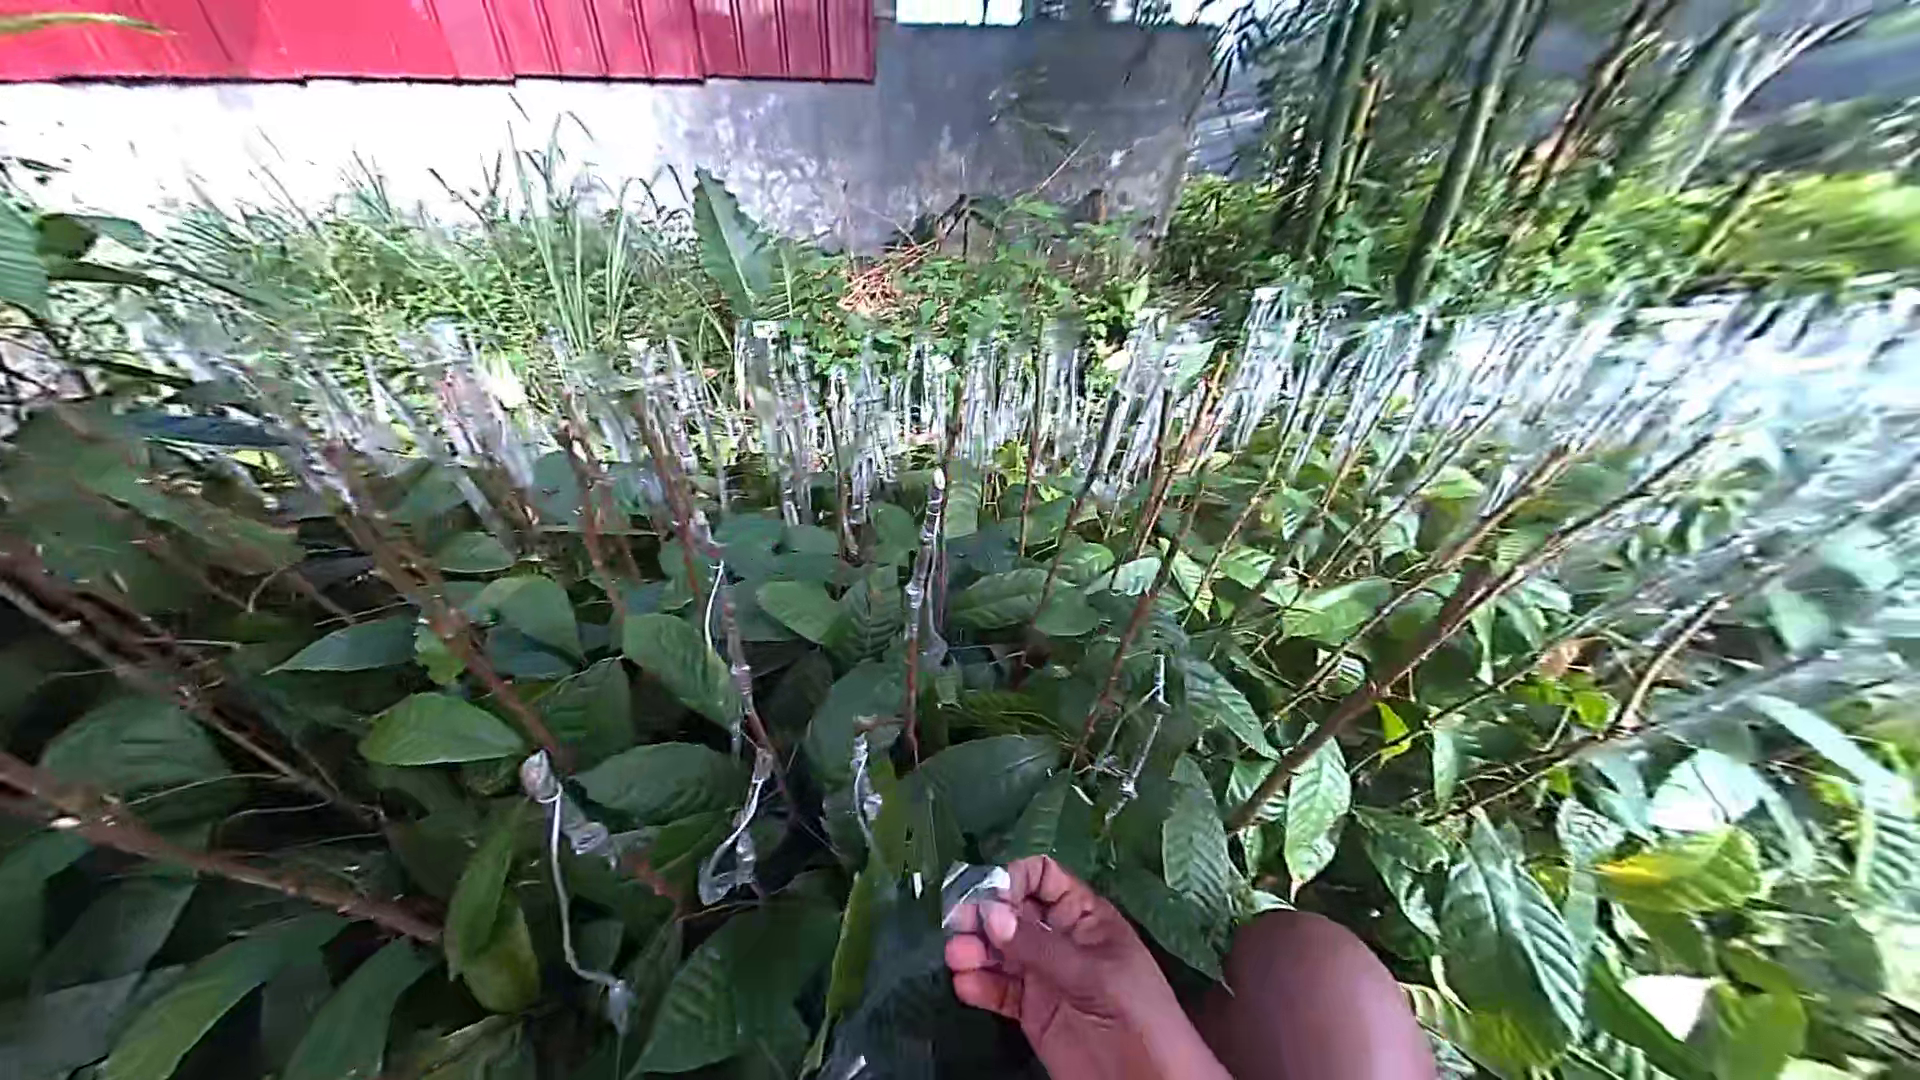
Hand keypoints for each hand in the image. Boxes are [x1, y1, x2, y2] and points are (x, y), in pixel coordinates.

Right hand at [944, 856, 1231, 1079]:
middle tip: (958, 924)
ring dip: (976, 949)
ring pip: (1001, 950)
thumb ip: (1041, 947)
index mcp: (1083, 913)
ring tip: (957, 956)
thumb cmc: (1138, 1015)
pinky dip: (980, 985)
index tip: (990, 894)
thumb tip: (991, 913)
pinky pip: (1000, 990)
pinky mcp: (1032, 1010)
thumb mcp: (1094, 975)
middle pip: (1013, 910)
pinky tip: (965, 985)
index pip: (1042, 877)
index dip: (1015, 878)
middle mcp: (1059, 936)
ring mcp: (1044, 973)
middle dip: (984, 913)